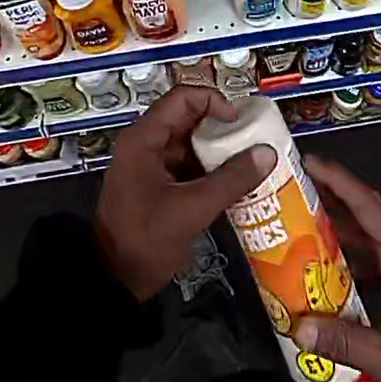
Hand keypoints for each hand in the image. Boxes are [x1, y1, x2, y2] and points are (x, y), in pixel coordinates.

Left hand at [93, 87, 274, 301]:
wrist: (112, 283)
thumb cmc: (145, 239)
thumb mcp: (191, 209)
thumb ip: (231, 179)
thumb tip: (268, 153)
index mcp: (144, 139)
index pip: (183, 98)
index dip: (214, 102)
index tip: (239, 124)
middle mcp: (147, 144)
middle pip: (191, 117)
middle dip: (223, 126)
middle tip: (252, 140)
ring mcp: (153, 164)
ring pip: (194, 141)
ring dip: (221, 148)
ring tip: (250, 160)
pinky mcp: (161, 184)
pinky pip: (192, 163)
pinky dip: (214, 167)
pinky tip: (237, 180)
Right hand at [293, 156, 380, 381]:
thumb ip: (344, 342)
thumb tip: (299, 329)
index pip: (366, 204)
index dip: (335, 179)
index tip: (307, 162)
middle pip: (366, 208)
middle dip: (329, 195)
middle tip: (290, 192)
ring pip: (371, 227)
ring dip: (339, 222)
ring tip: (298, 222)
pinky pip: (380, 247)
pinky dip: (354, 246)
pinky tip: (327, 262)